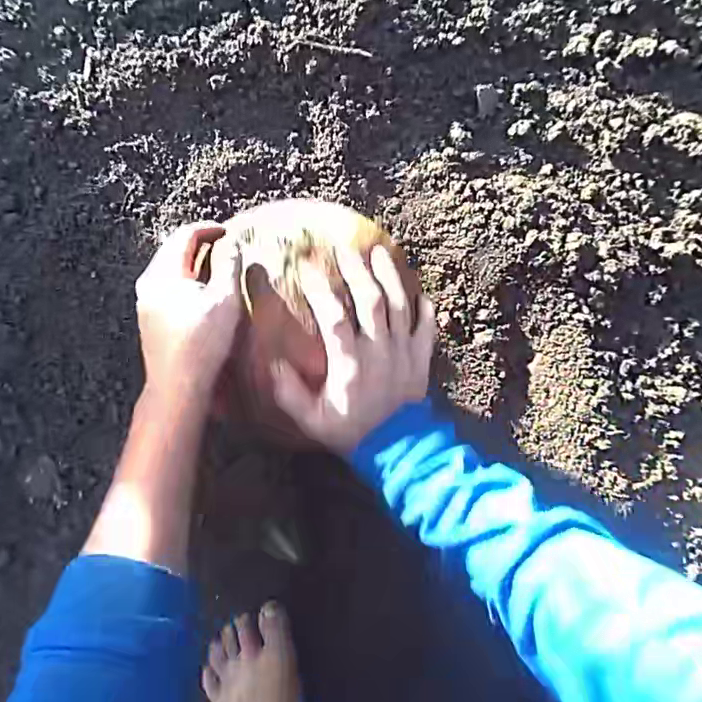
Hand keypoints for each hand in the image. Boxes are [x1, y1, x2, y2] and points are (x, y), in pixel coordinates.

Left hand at [136, 221, 243, 409]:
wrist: (176, 386)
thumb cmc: (203, 343)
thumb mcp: (225, 300)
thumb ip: (230, 267)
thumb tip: (234, 247)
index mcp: (164, 273)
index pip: (184, 236)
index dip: (208, 229)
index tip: (228, 231)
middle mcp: (148, 283)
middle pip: (173, 249)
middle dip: (198, 242)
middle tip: (223, 243)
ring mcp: (145, 301)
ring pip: (169, 268)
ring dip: (192, 261)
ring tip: (215, 264)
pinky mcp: (149, 317)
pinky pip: (166, 285)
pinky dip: (184, 278)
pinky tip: (201, 290)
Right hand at [271, 246, 435, 455]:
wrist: (399, 453)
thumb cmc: (350, 432)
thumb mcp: (311, 419)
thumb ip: (289, 392)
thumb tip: (274, 362)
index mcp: (350, 362)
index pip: (334, 316)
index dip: (321, 289)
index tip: (306, 267)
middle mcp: (379, 350)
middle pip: (370, 300)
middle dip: (357, 270)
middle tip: (344, 249)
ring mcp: (404, 351)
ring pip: (399, 305)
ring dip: (389, 276)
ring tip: (379, 252)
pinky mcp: (421, 358)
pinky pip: (427, 325)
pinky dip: (424, 306)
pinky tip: (417, 290)